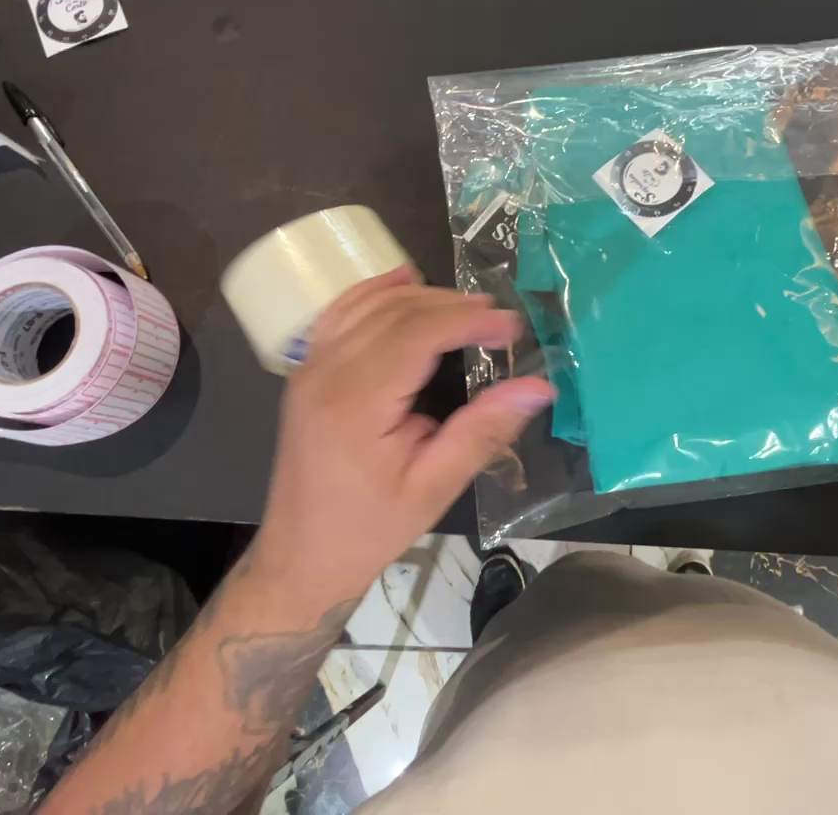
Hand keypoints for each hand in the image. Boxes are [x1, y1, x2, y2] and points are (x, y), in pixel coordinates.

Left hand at [251, 268, 553, 610]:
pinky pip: (339, 313)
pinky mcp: (306, 372)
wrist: (301, 556)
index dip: (469, 321)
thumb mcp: (434, 488)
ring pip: (368, 305)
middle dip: (452, 306)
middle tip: (498, 318)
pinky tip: (403, 281)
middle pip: (395, 312)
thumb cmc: (369, 529)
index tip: (512, 327)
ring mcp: (309, 368)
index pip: (418, 334)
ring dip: (420, 296)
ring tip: (468, 306)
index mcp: (356, 404)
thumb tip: (537, 387)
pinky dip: (374, 292)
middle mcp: (326, 374)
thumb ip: (483, 431)